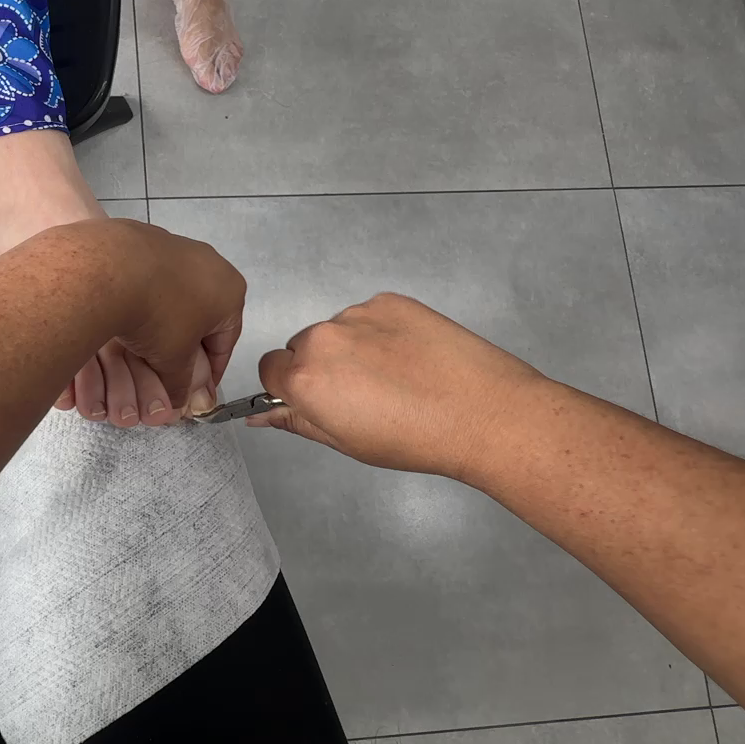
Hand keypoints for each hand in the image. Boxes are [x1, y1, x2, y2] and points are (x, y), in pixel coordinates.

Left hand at [36, 220, 243, 426]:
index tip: (194, 388)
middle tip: (168, 367)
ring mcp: (177, 245)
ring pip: (175, 293)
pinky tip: (125, 312)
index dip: (210, 371)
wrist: (109, 268)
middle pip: (202, 314)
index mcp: (230, 291)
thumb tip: (179, 402)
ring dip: (164, 317)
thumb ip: (181, 383)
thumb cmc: (157, 315)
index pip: (225, 342)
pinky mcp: (145, 237)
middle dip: (186, 342)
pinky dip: (144, 295)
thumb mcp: (173, 359)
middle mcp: (210, 262)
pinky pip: (150, 275)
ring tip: (142, 341)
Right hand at [250, 293, 549, 478]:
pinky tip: (410, 356)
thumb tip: (259, 416)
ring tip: (394, 375)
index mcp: (304, 378)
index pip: (269, 368)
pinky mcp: (389, 301)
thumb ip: (296, 421)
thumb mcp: (346, 442)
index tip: (317, 399)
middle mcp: (321, 339)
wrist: (485, 412)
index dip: (289, 386)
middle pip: (301, 346)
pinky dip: (380, 332)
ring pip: (336, 330)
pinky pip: (368, 315)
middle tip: (361, 392)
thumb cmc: (414, 439)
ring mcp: (356, 315)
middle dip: (320, 365)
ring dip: (350, 347)